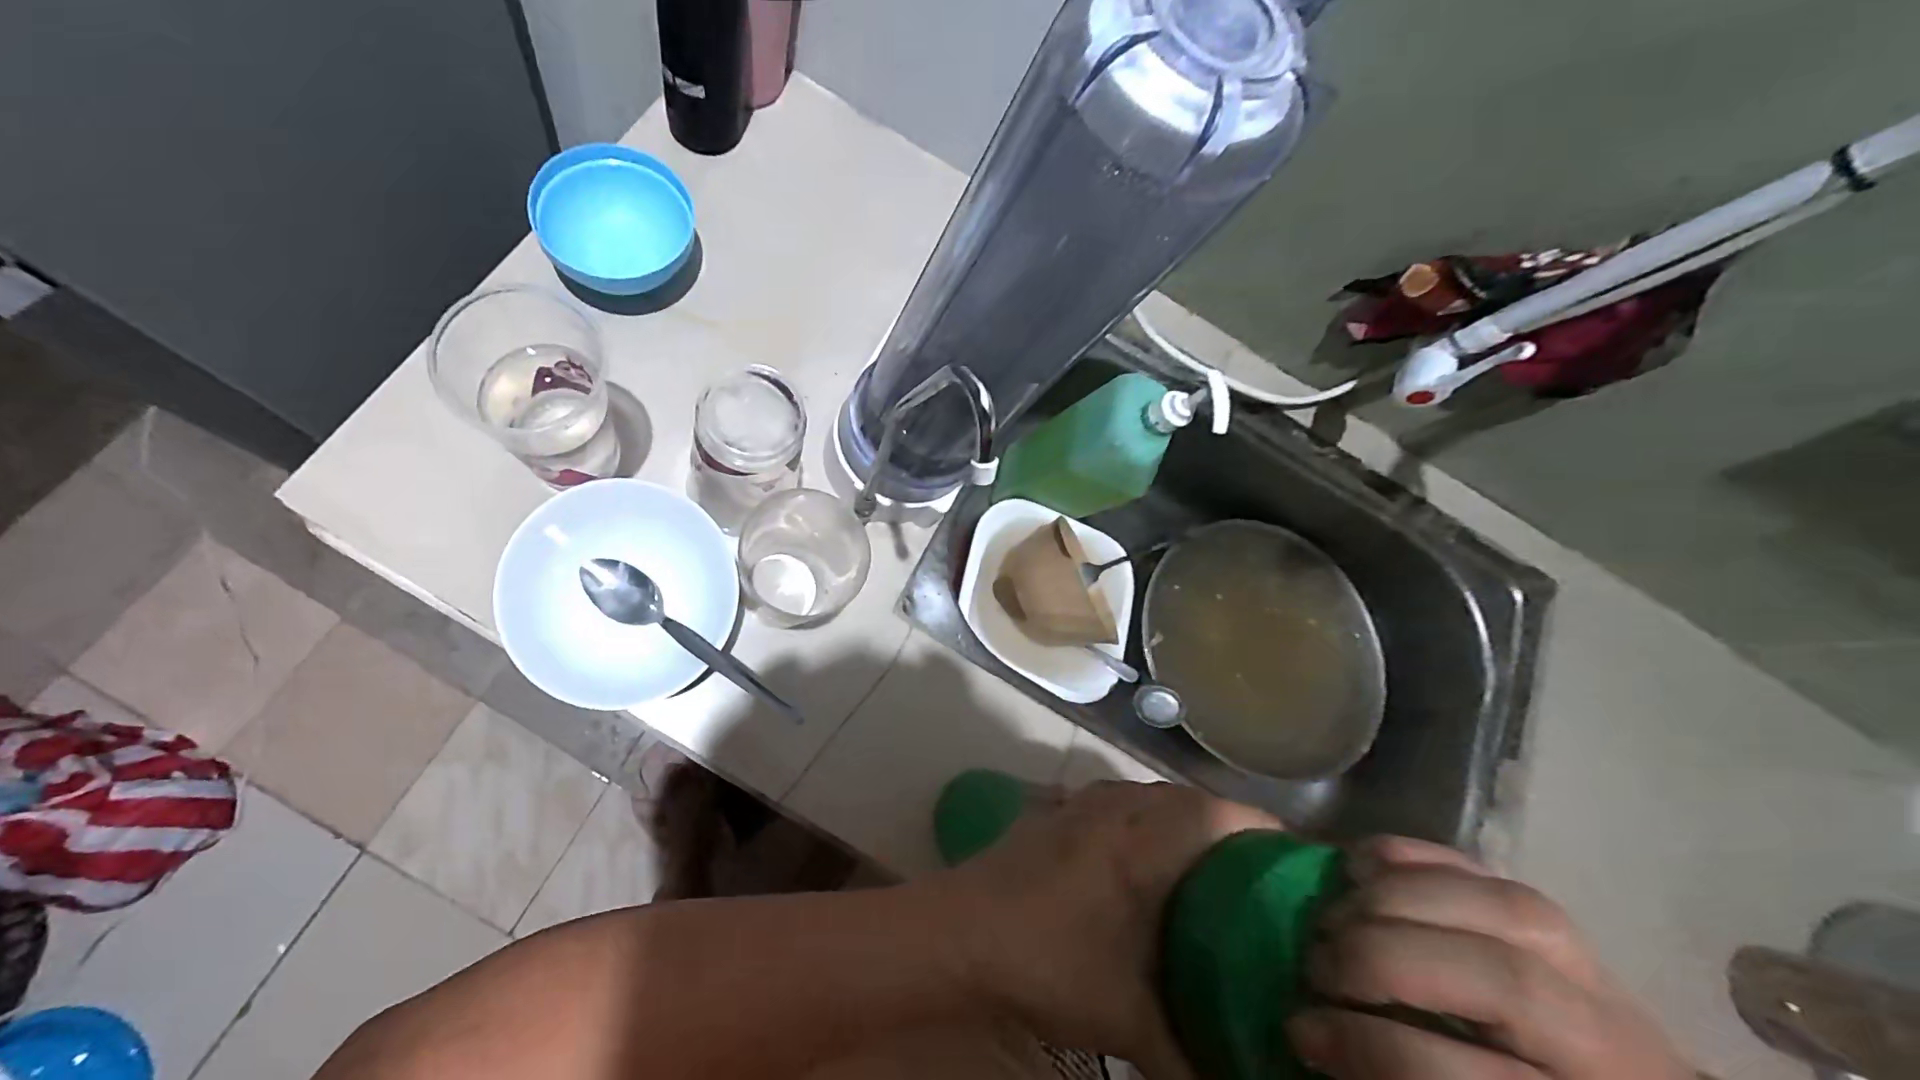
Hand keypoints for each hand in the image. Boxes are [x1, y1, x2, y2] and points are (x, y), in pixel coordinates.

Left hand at [919, 780, 1278, 1079]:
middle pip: (1191, 799)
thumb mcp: (1125, 1019)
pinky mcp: (1055, 810)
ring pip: (1152, 795)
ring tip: (1205, 871)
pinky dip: (1141, 819)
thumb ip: (1189, 1057)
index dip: (1266, 832)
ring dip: (1183, 821)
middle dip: (1230, 831)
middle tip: (1257, 881)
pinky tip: (1140, 861)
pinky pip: (1116, 800)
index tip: (1296, 870)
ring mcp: (1080, 803)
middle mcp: (1117, 807)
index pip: (1223, 813)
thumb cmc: (1044, 965)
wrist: (955, 933)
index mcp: (1145, 843)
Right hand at [1290, 836, 1695, 1079]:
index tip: (1301, 1028)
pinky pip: (1490, 869)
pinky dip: (1415, 856)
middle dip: (1382, 958)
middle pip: (1504, 981)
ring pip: (1507, 907)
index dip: (1370, 1044)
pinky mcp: (1559, 923)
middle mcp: (1612, 1049)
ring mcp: (1598, 975)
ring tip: (1335, 916)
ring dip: (1396, 898)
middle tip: (1317, 964)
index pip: (1477, 1075)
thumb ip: (1395, 1072)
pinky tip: (1361, 867)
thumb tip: (1310, 1031)